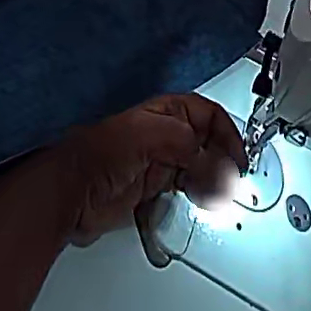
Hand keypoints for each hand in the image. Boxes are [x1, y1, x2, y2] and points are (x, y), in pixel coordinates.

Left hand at [46, 93, 248, 244]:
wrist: (72, 193)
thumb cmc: (98, 154)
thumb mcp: (146, 137)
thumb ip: (183, 141)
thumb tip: (212, 158)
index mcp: (166, 112)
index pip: (209, 114)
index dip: (227, 132)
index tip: (238, 157)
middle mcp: (166, 133)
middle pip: (209, 140)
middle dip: (223, 157)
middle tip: (232, 177)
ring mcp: (161, 160)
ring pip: (201, 165)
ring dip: (214, 177)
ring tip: (217, 191)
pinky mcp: (154, 186)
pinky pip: (187, 187)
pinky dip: (199, 193)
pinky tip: (200, 199)